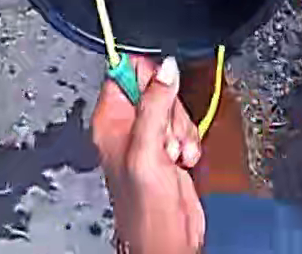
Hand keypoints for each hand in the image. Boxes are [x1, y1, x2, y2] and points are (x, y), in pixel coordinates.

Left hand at [90, 56, 204, 253]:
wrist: (169, 244)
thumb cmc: (144, 210)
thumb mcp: (147, 149)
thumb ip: (155, 104)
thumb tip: (166, 67)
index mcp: (111, 120)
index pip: (124, 72)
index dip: (146, 74)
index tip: (160, 88)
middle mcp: (127, 125)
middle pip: (155, 85)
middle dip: (171, 107)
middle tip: (167, 134)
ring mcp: (148, 136)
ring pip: (172, 104)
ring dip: (183, 126)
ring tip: (177, 151)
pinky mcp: (168, 146)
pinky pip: (184, 124)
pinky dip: (190, 139)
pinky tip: (185, 158)